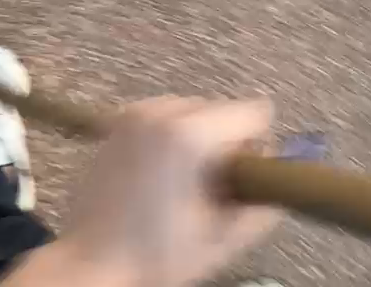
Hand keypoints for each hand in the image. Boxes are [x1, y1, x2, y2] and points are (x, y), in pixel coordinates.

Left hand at [53, 97, 282, 286]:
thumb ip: (260, 208)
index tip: (252, 169)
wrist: (91, 261)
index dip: (259, 141)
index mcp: (188, 135)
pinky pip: (162, 115)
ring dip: (199, 136)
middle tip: (218, 185)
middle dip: (226, 141)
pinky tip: (165, 173)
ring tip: (188, 182)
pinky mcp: (119, 121)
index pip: (250, 112)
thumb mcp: (219, 240)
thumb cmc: (153, 254)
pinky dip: (172, 134)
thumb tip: (280, 188)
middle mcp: (161, 112)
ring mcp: (136, 113)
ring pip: (190, 110)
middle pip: (218, 109)